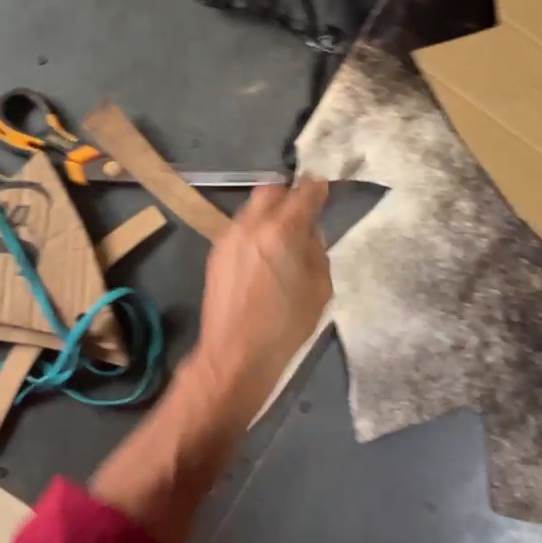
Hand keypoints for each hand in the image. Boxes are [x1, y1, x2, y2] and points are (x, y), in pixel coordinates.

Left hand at [192, 175, 331, 401]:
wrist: (235, 354)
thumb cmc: (285, 327)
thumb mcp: (320, 289)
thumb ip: (316, 252)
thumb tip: (309, 235)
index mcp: (282, 232)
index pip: (304, 193)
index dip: (317, 188)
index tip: (325, 189)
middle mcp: (251, 226)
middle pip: (271, 190)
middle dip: (289, 194)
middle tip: (304, 210)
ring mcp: (229, 237)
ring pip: (252, 208)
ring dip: (270, 213)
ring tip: (283, 236)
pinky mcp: (216, 253)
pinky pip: (240, 228)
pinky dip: (255, 230)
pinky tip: (264, 254)